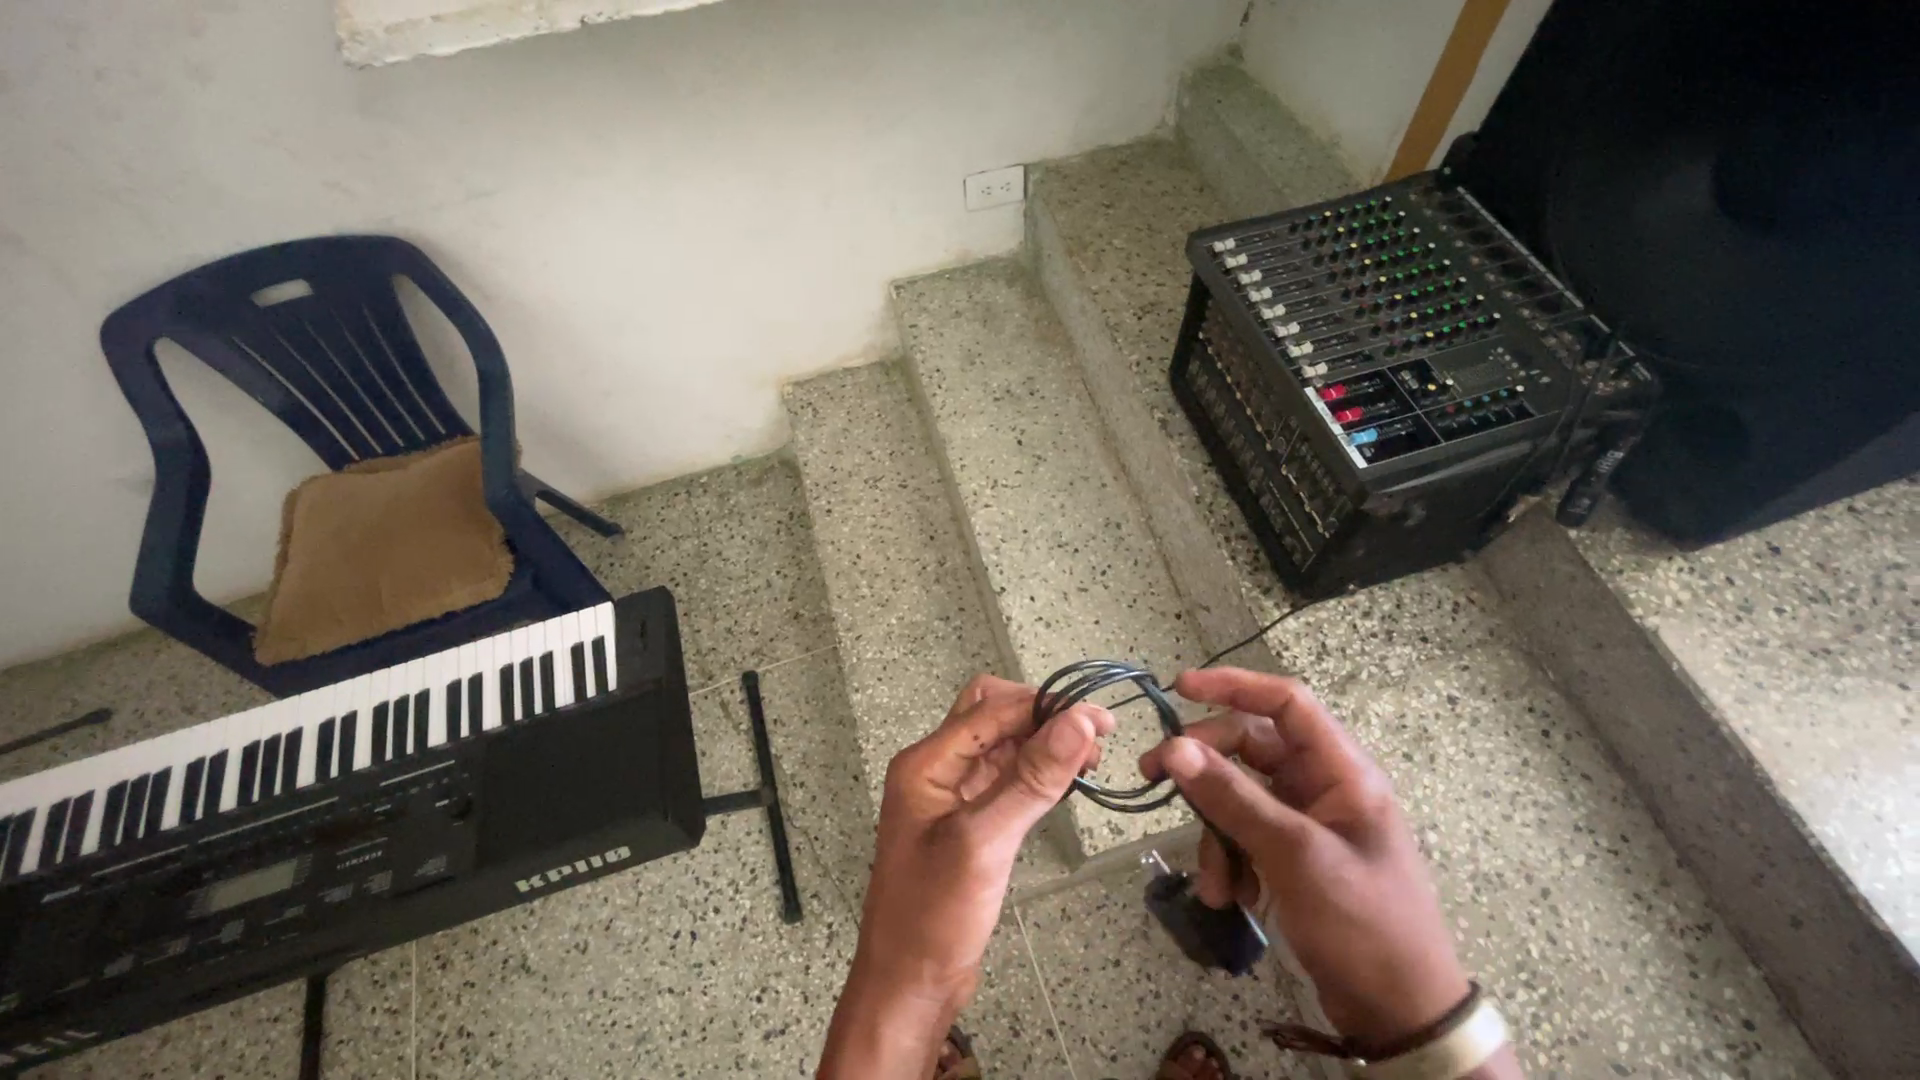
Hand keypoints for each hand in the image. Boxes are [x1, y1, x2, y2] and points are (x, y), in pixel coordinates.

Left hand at [819, 675, 1111, 1076]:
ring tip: (1091, 758)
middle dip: (1042, 715)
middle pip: (992, 714)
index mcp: (927, 762)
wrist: (908, 985)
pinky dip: (1037, 772)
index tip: (1099, 717)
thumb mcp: (985, 841)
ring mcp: (952, 794)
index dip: (1046, 705)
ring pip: (1003, 745)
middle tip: (1093, 736)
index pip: (991, 708)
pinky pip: (1006, 777)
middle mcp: (937, 768)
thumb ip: (1032, 779)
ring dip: (1044, 743)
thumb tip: (1080, 719)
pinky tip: (1066, 781)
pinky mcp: (969, 820)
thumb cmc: (934, 916)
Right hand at [1139, 667, 1469, 1050]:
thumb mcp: (1294, 855)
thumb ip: (1233, 797)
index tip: (1179, 687)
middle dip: (1203, 769)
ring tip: (1213, 882)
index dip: (1233, 686)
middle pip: (1248, 748)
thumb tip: (1175, 748)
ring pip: (1237, 795)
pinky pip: (1243, 834)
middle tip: (1154, 776)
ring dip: (1214, 832)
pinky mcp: (1290, 853)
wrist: (1399, 1013)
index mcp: (1342, 770)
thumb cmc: (1363, 924)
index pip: (1285, 702)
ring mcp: (1305, 820)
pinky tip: (1228, 896)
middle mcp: (1321, 784)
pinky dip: (1227, 859)